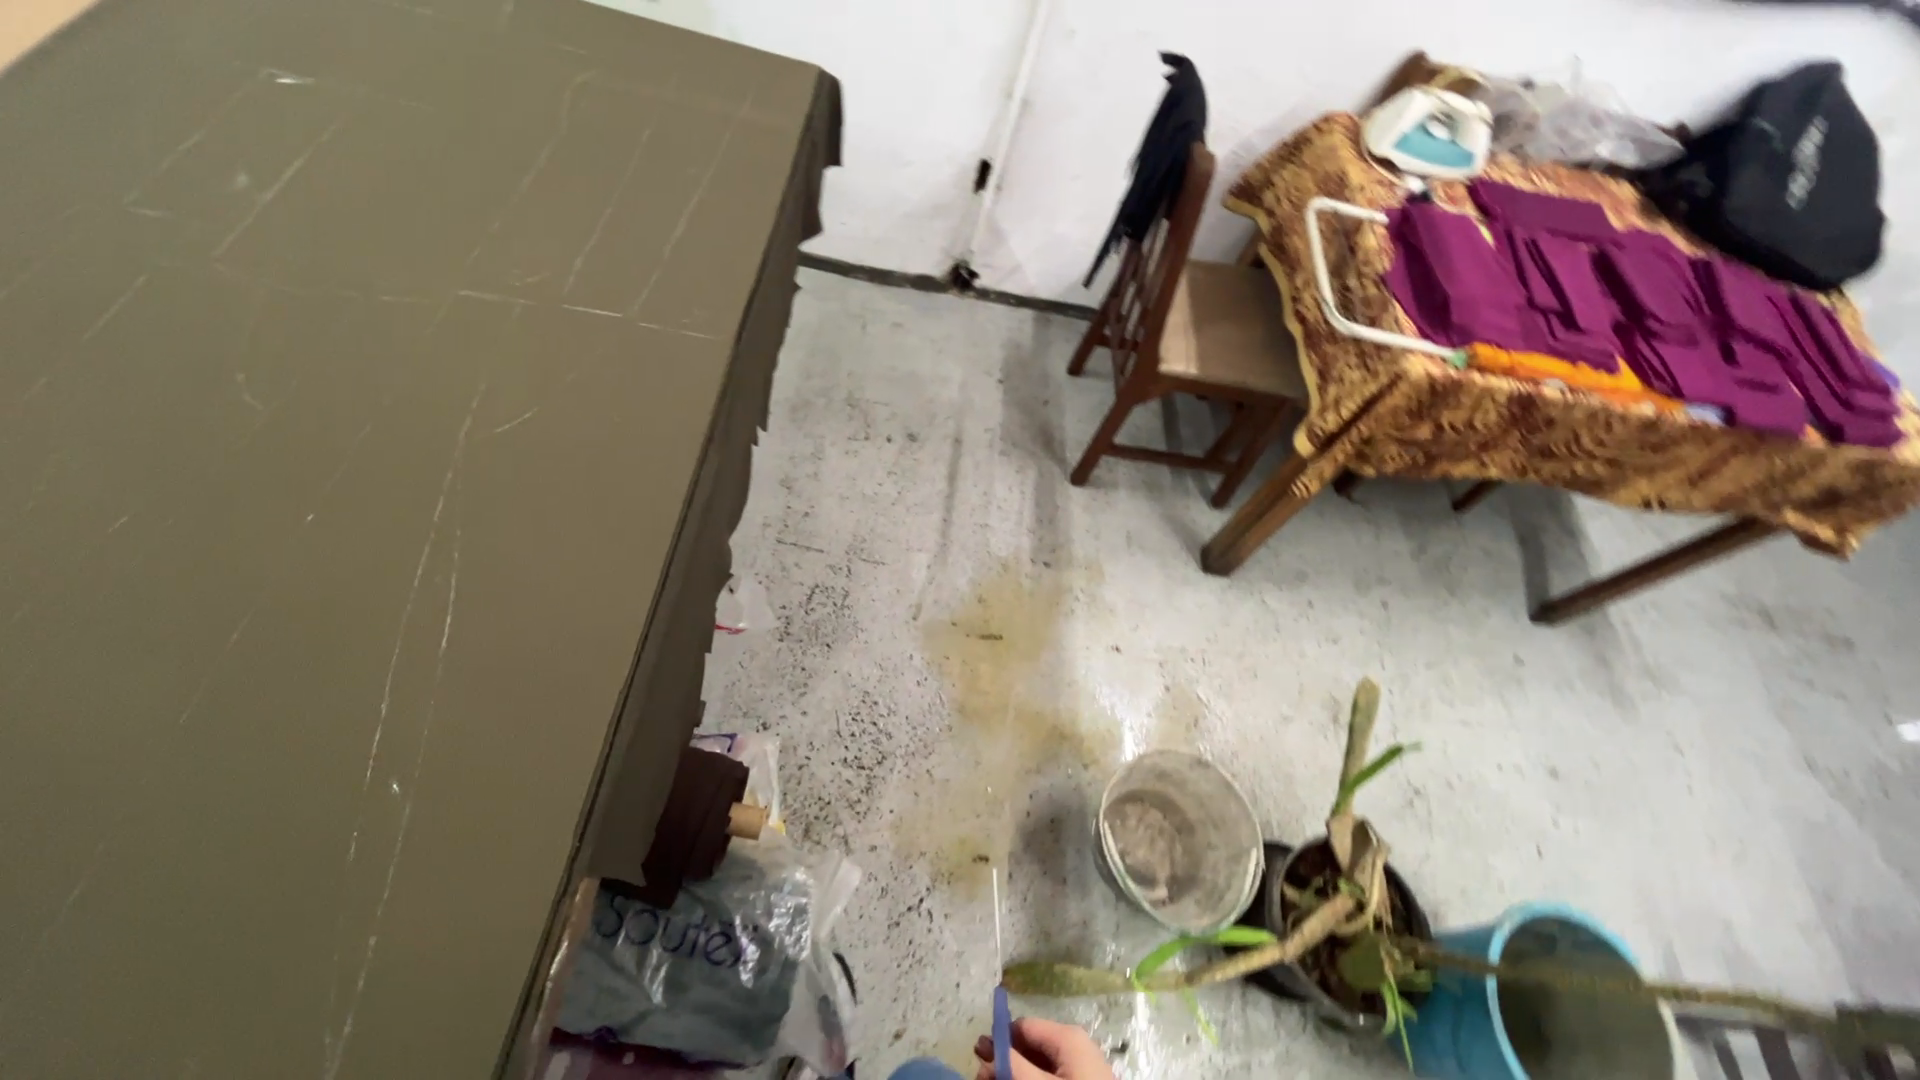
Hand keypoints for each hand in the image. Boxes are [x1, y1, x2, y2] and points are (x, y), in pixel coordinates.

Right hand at [971, 1017, 1114, 1079]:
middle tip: (981, 1077)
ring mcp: (1079, 1066)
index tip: (979, 1059)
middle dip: (1005, 1060)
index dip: (1000, 1040)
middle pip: (1029, 1046)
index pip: (1023, 1027)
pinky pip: (1051, 1076)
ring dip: (1016, 1073)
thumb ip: (1013, 1067)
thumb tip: (988, 1051)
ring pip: (1038, 1063)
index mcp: (1066, 1036)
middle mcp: (1072, 1045)